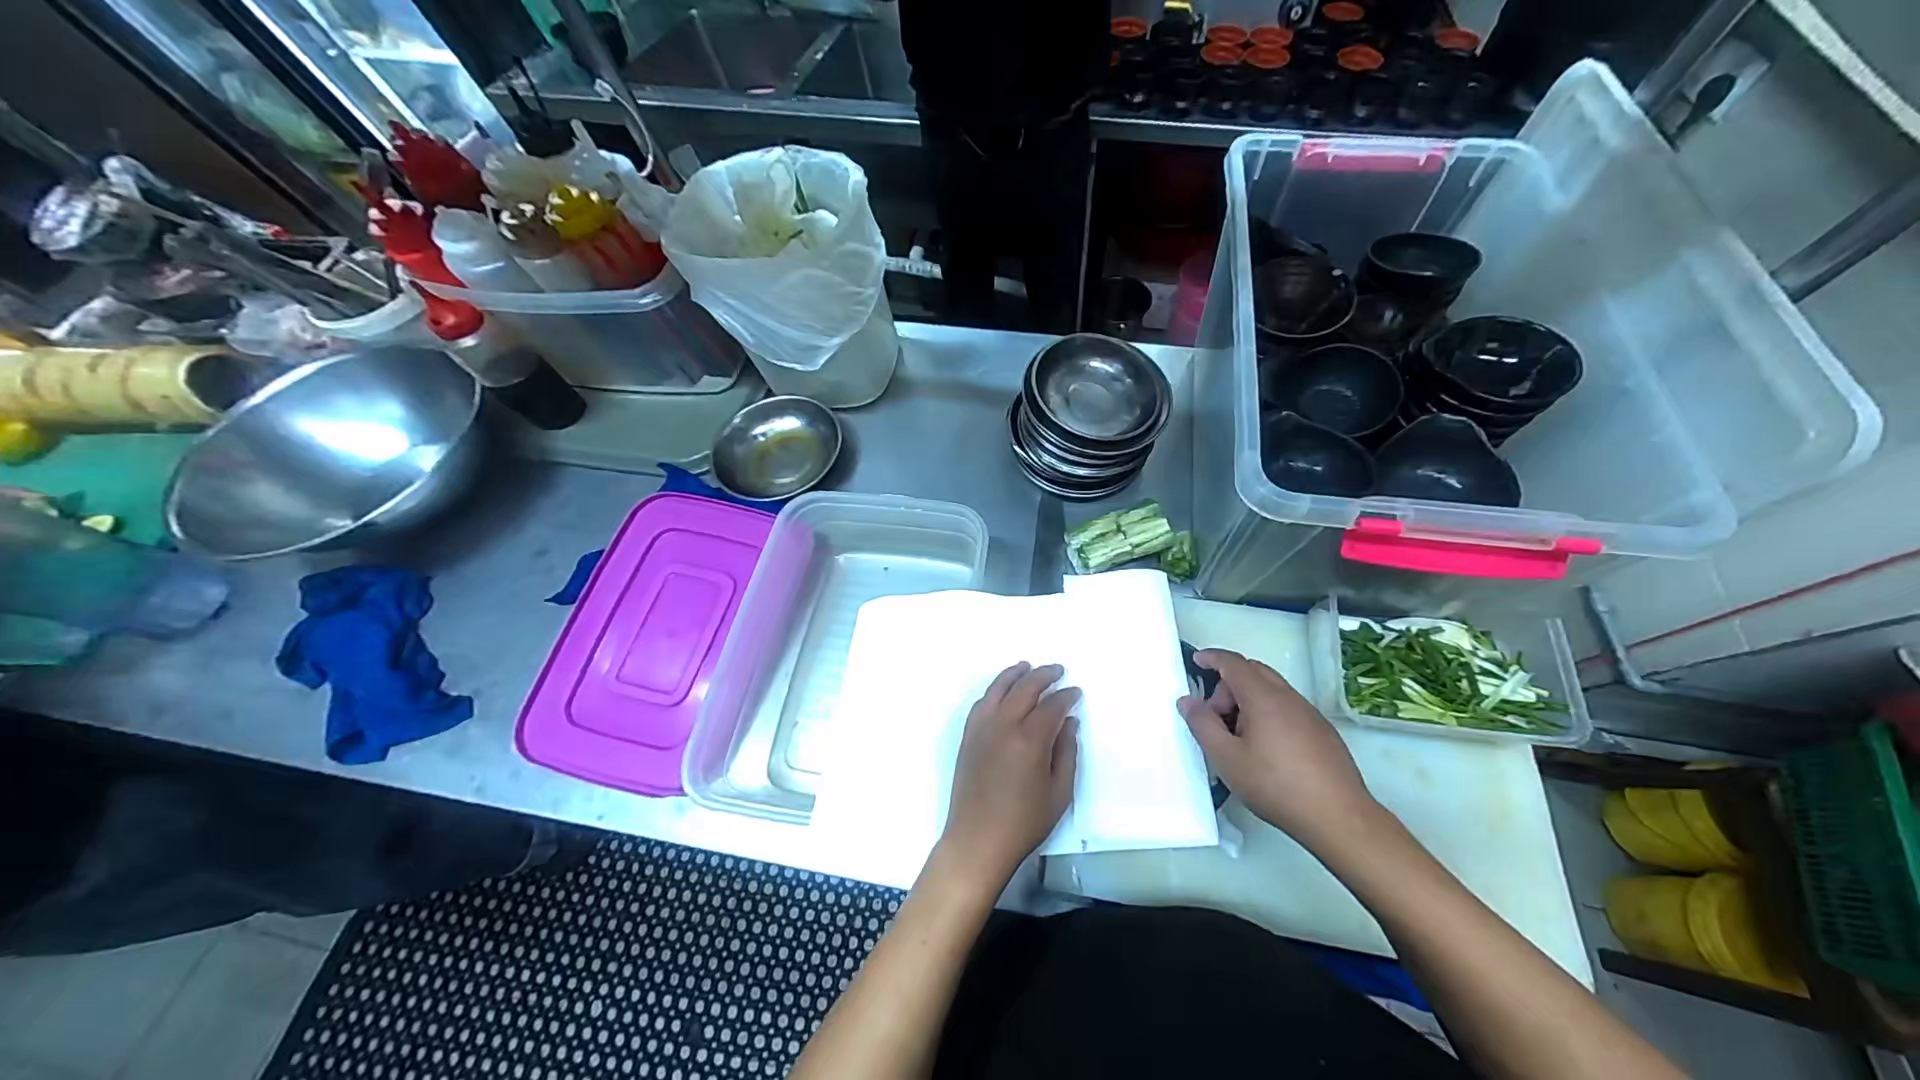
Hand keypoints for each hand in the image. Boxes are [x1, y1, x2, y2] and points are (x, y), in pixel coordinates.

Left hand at [937, 662, 1079, 885]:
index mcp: (1030, 740)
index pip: (1052, 706)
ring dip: (1015, 674)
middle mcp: (1003, 726)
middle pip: (1025, 688)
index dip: (1066, 696)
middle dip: (1044, 676)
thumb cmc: (1024, 822)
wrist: (977, 839)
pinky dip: (994, 691)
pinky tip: (1002, 691)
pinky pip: (982, 703)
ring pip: (998, 689)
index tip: (1075, 693)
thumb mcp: (1059, 792)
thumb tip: (1068, 723)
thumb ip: (1066, 753)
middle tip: (1058, 670)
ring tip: (1027, 667)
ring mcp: (981, 729)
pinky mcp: (968, 736)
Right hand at [1178, 649, 1381, 854]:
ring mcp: (1310, 714)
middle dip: (1228, 684)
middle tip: (1215, 715)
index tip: (1197, 660)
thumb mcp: (1226, 758)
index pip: (1234, 663)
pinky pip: (1287, 708)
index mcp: (1263, 697)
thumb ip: (1202, 724)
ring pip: (1272, 690)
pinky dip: (1268, 713)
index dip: (1212, 658)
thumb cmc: (1275, 785)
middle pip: (1254, 671)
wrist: (1338, 817)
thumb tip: (1188, 701)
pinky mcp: (1323, 732)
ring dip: (1248, 700)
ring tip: (1239, 738)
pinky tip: (1266, 749)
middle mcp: (1289, 698)